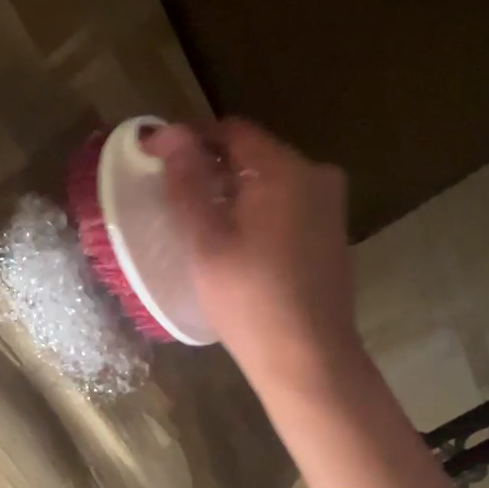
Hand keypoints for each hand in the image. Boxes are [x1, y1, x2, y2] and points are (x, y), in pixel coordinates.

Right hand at [149, 120, 359, 368]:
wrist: (308, 356)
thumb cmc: (248, 300)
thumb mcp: (206, 242)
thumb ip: (188, 184)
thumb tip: (171, 135)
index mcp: (285, 170)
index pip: (232, 131)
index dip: (190, 138)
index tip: (156, 157)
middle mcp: (316, 175)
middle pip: (254, 154)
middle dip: (212, 165)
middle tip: (172, 192)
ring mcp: (330, 206)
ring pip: (271, 181)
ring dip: (234, 190)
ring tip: (199, 220)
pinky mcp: (331, 234)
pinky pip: (287, 205)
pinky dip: (257, 211)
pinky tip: (235, 243)